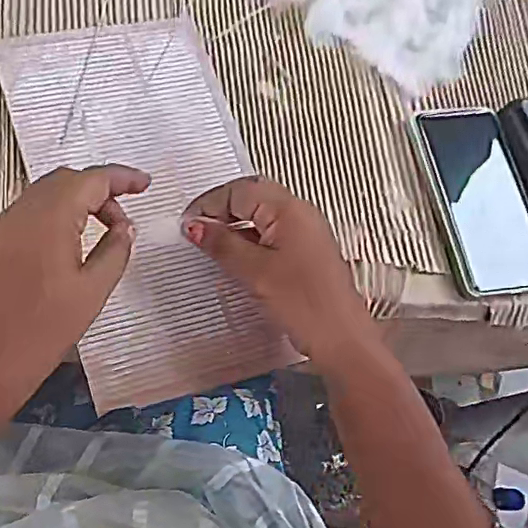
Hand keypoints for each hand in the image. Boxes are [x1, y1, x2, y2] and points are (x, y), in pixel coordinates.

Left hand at [0, 164, 150, 413]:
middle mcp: (20, 212)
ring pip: (42, 196)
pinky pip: (23, 217)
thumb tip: (124, 228)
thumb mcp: (93, 290)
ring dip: (72, 205)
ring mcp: (0, 227)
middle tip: (120, 222)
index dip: (122, 177)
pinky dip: (49, 220)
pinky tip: (61, 249)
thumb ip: (116, 250)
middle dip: (98, 192)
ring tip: (94, 237)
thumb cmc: (44, 329)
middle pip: (65, 181)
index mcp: (50, 217)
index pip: (92, 179)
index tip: (143, 184)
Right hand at [183, 176, 379, 363]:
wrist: (340, 337)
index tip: (187, 225)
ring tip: (211, 250)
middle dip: (220, 211)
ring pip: (260, 217)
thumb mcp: (255, 272)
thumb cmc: (306, 305)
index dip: (209, 205)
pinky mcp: (304, 254)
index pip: (239, 191)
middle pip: (251, 198)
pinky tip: (235, 262)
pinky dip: (248, 243)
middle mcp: (300, 215)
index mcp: (290, 210)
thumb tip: (196, 226)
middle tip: (196, 233)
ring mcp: (304, 234)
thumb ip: (223, 245)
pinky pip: (270, 236)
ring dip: (233, 228)